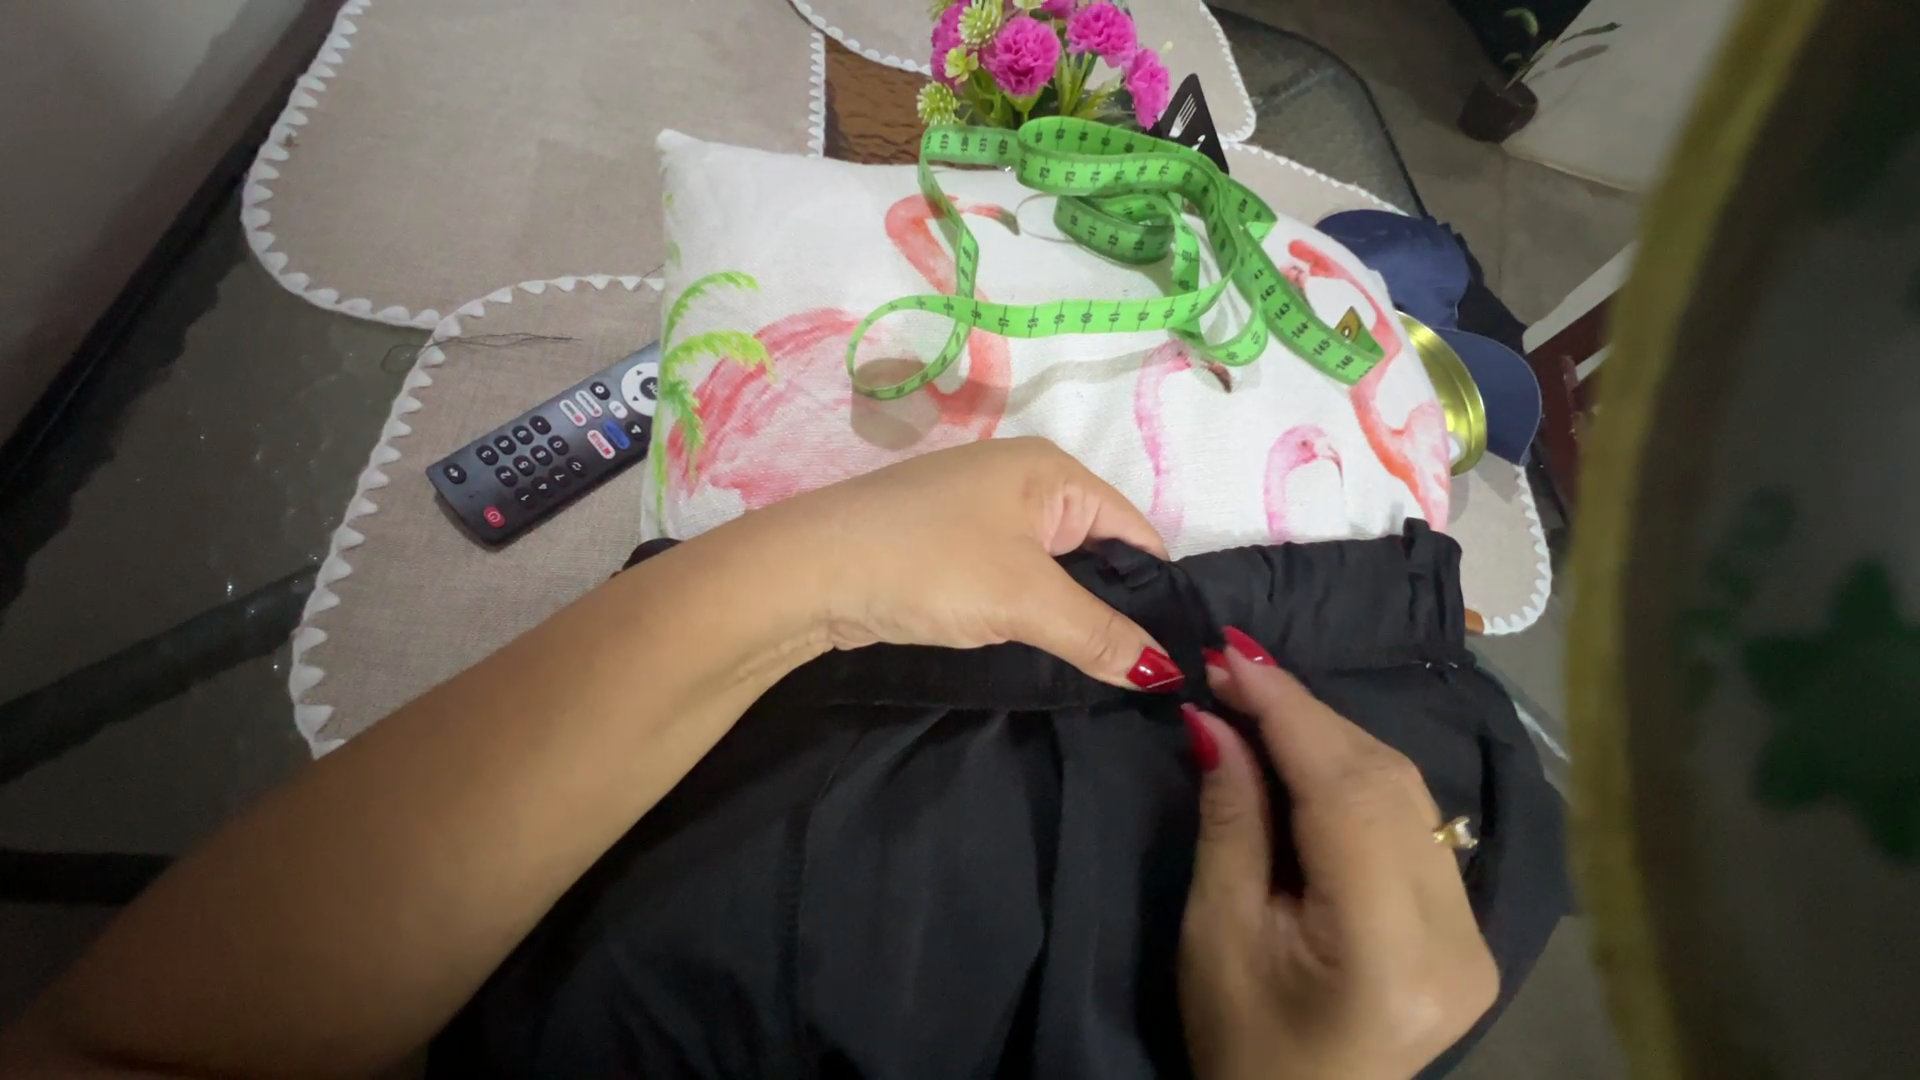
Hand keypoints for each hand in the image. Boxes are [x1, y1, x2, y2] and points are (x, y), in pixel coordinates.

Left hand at [752, 437, 1181, 690]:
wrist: (808, 571)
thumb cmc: (929, 565)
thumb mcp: (1025, 599)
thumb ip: (1099, 634)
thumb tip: (1168, 672)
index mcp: (1051, 471)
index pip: (1135, 532)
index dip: (1158, 593)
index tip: (1179, 660)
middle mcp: (1021, 481)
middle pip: (1096, 551)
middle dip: (1116, 610)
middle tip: (1145, 679)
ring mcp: (981, 514)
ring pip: (1053, 571)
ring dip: (1072, 617)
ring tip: (1103, 676)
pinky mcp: (950, 547)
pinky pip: (1014, 580)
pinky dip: (1031, 614)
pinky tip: (1045, 654)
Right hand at [1177, 633, 1498, 1079]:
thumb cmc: (1239, 1041)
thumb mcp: (1214, 929)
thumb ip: (1229, 817)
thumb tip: (1213, 718)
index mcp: (1389, 950)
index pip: (1345, 793)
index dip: (1288, 711)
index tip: (1230, 656)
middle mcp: (1456, 935)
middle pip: (1384, 779)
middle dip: (1303, 710)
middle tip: (1231, 667)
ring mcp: (1473, 930)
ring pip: (1403, 787)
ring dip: (1325, 730)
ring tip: (1256, 695)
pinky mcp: (1465, 923)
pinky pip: (1406, 815)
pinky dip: (1349, 766)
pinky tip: (1302, 744)